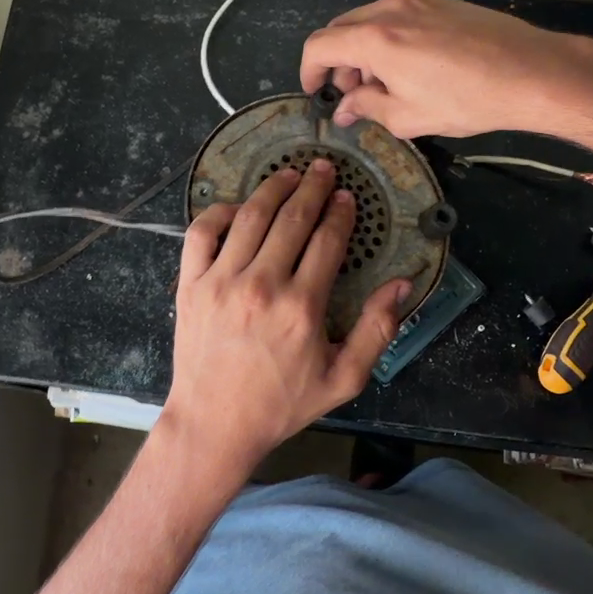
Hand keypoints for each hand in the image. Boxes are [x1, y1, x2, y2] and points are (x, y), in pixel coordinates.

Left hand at [163, 159, 412, 474]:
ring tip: (289, 174)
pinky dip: (221, 211)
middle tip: (324, 169)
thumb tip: (402, 283)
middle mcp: (262, 285)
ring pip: (251, 216)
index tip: (348, 197)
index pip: (327, 241)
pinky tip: (239, 206)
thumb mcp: (343, 378)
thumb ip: (378, 330)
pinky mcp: (190, 284)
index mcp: (302, 307)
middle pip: (292, 218)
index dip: (340, 213)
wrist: (215, 424)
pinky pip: (202, 232)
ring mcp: (220, 281)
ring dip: (273, 188)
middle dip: (313, 187)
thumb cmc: (282, 404)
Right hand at [299, 0, 592, 138]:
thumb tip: (345, 109)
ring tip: (383, 85)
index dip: (308, 70)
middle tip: (351, 94)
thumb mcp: (408, 116)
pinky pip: (395, 17)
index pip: (320, 45)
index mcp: (376, 38)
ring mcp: (417, 1)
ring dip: (362, 52)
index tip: (315, 91)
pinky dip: (386, 40)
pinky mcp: (439, 2)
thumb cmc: (467, 99)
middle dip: (337, 62)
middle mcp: (391, 9)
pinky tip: (409, 68)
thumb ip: (367, 107)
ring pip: (369, 21)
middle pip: (342, 29)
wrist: (531, 72)